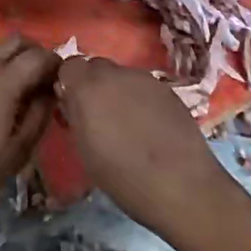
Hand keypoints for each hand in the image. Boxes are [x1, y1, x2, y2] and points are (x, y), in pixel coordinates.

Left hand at [0, 37, 59, 216]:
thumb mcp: (21, 147)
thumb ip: (41, 112)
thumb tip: (52, 90)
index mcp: (3, 81)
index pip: (38, 56)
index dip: (55, 63)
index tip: (63, 78)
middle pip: (17, 40)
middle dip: (36, 51)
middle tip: (44, 76)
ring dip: (15, 54)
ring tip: (23, 81)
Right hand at [56, 56, 236, 238]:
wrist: (181, 185)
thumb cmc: (123, 176)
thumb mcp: (85, 150)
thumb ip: (75, 115)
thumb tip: (70, 99)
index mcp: (88, 86)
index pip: (69, 66)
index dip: (69, 85)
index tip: (72, 107)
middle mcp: (115, 73)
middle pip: (95, 67)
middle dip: (93, 86)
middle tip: (98, 117)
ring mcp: (144, 78)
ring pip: (121, 76)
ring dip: (117, 92)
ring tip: (127, 126)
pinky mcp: (167, 88)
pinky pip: (143, 87)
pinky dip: (140, 100)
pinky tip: (149, 127)